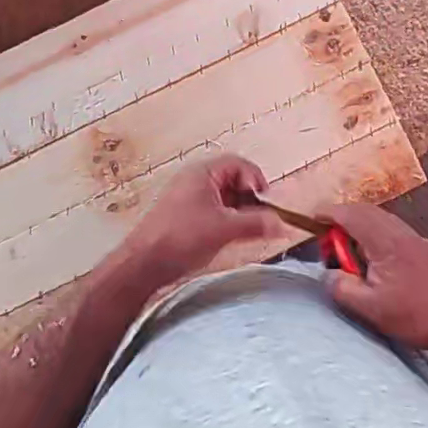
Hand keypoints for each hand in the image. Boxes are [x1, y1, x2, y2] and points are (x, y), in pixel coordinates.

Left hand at [120, 154, 276, 285]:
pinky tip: (230, 238)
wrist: (144, 263)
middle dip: (250, 199)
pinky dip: (225, 221)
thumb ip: (257, 223)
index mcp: (202, 173)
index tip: (267, 204)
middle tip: (261, 220)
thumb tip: (283, 224)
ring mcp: (186, 198)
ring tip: (248, 232)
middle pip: (231, 180)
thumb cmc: (182, 238)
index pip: (238, 164)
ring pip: (222, 198)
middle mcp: (193, 180)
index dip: (256, 181)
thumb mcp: (226, 229)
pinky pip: (211, 211)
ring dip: (239, 212)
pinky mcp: (182, 217)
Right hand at [318, 203, 427, 359]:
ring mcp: (419, 242)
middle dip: (343, 218)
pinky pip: (395, 232)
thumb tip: (328, 275)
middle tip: (328, 238)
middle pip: (368, 212)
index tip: (313, 218)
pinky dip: (376, 235)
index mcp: (387, 243)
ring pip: (383, 221)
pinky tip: (375, 261)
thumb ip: (341, 287)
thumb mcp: (369, 308)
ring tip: (349, 253)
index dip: (329, 214)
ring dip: (361, 228)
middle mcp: (404, 235)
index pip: (352, 215)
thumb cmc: (418, 318)